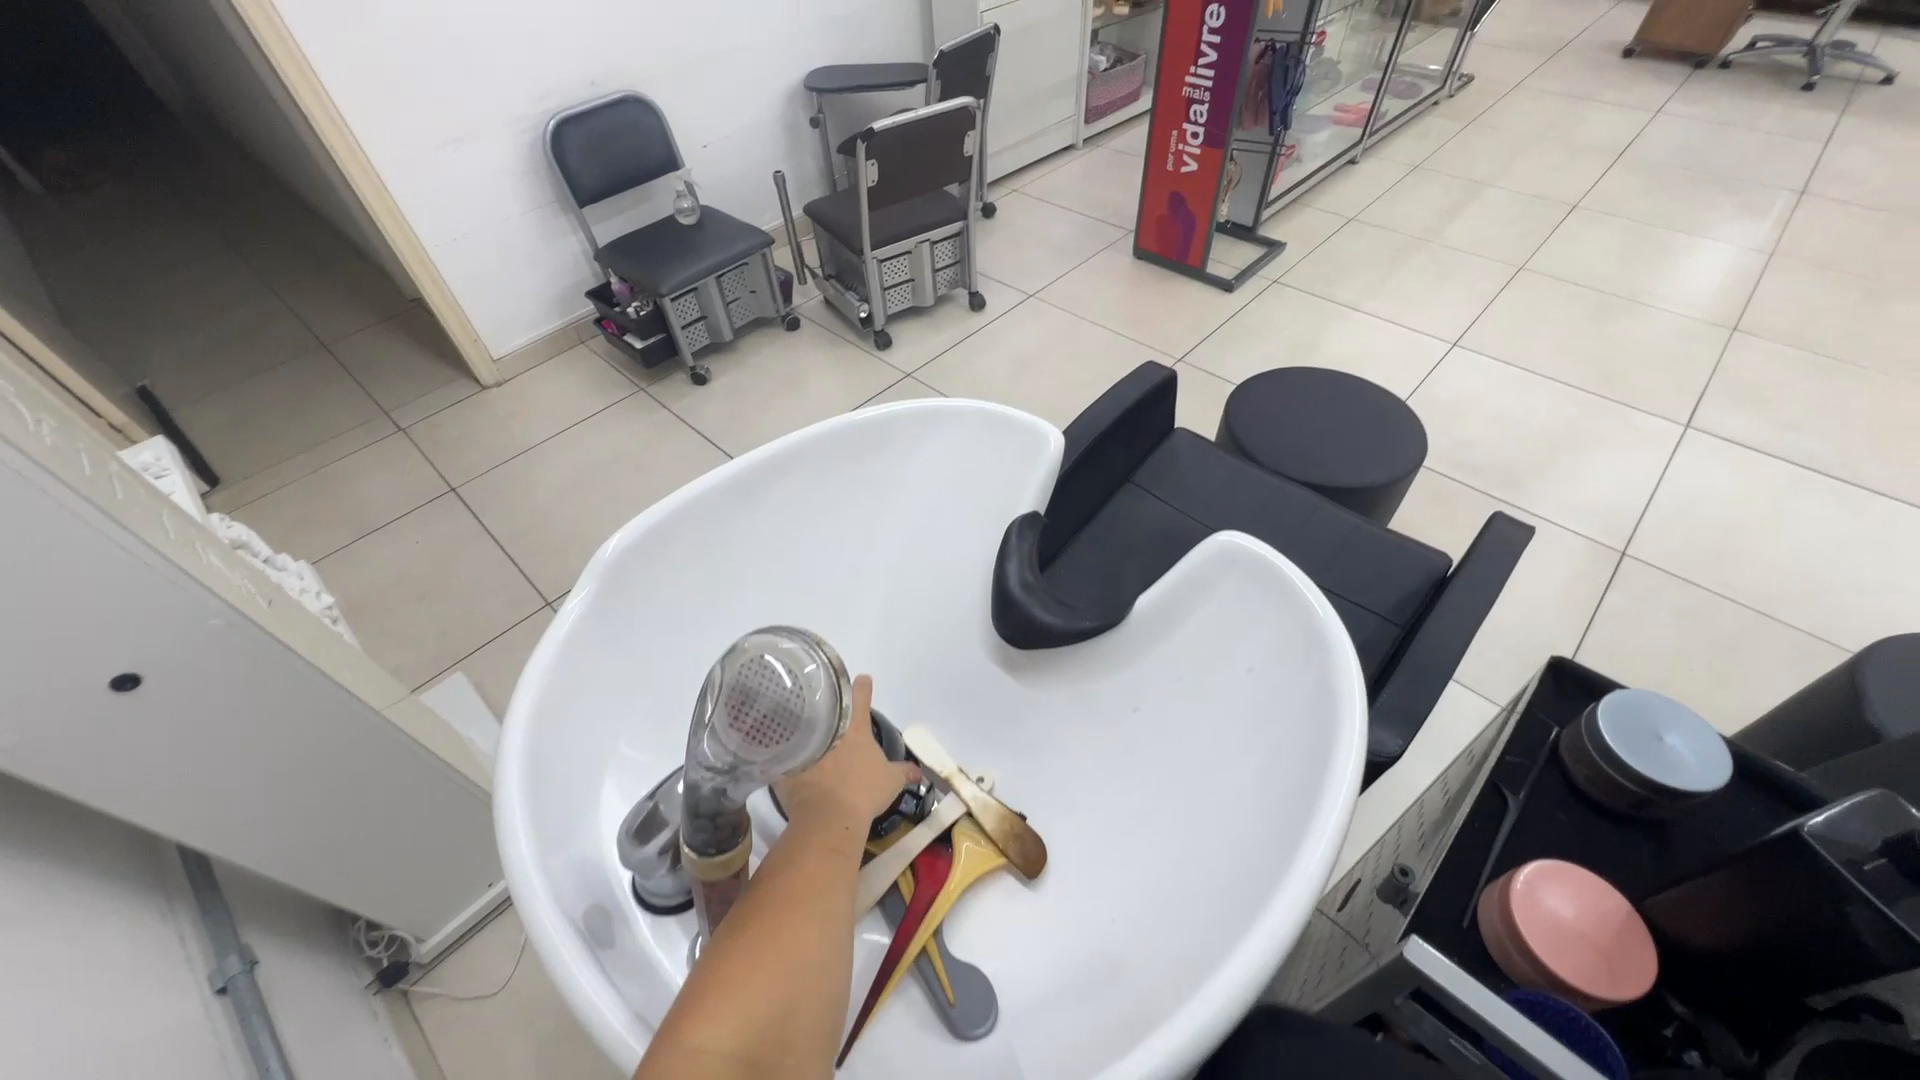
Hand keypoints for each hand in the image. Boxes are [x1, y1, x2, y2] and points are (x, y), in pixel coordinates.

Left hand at [776, 675, 920, 832]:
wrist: (827, 817)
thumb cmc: (864, 792)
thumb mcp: (891, 781)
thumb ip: (904, 772)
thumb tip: (918, 770)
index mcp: (854, 728)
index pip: (861, 695)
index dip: (863, 686)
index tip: (863, 680)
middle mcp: (828, 730)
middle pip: (828, 706)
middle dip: (831, 704)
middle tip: (833, 708)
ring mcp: (804, 744)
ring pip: (803, 726)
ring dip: (807, 728)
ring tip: (810, 733)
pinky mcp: (786, 762)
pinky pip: (786, 752)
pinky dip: (790, 754)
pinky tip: (791, 761)